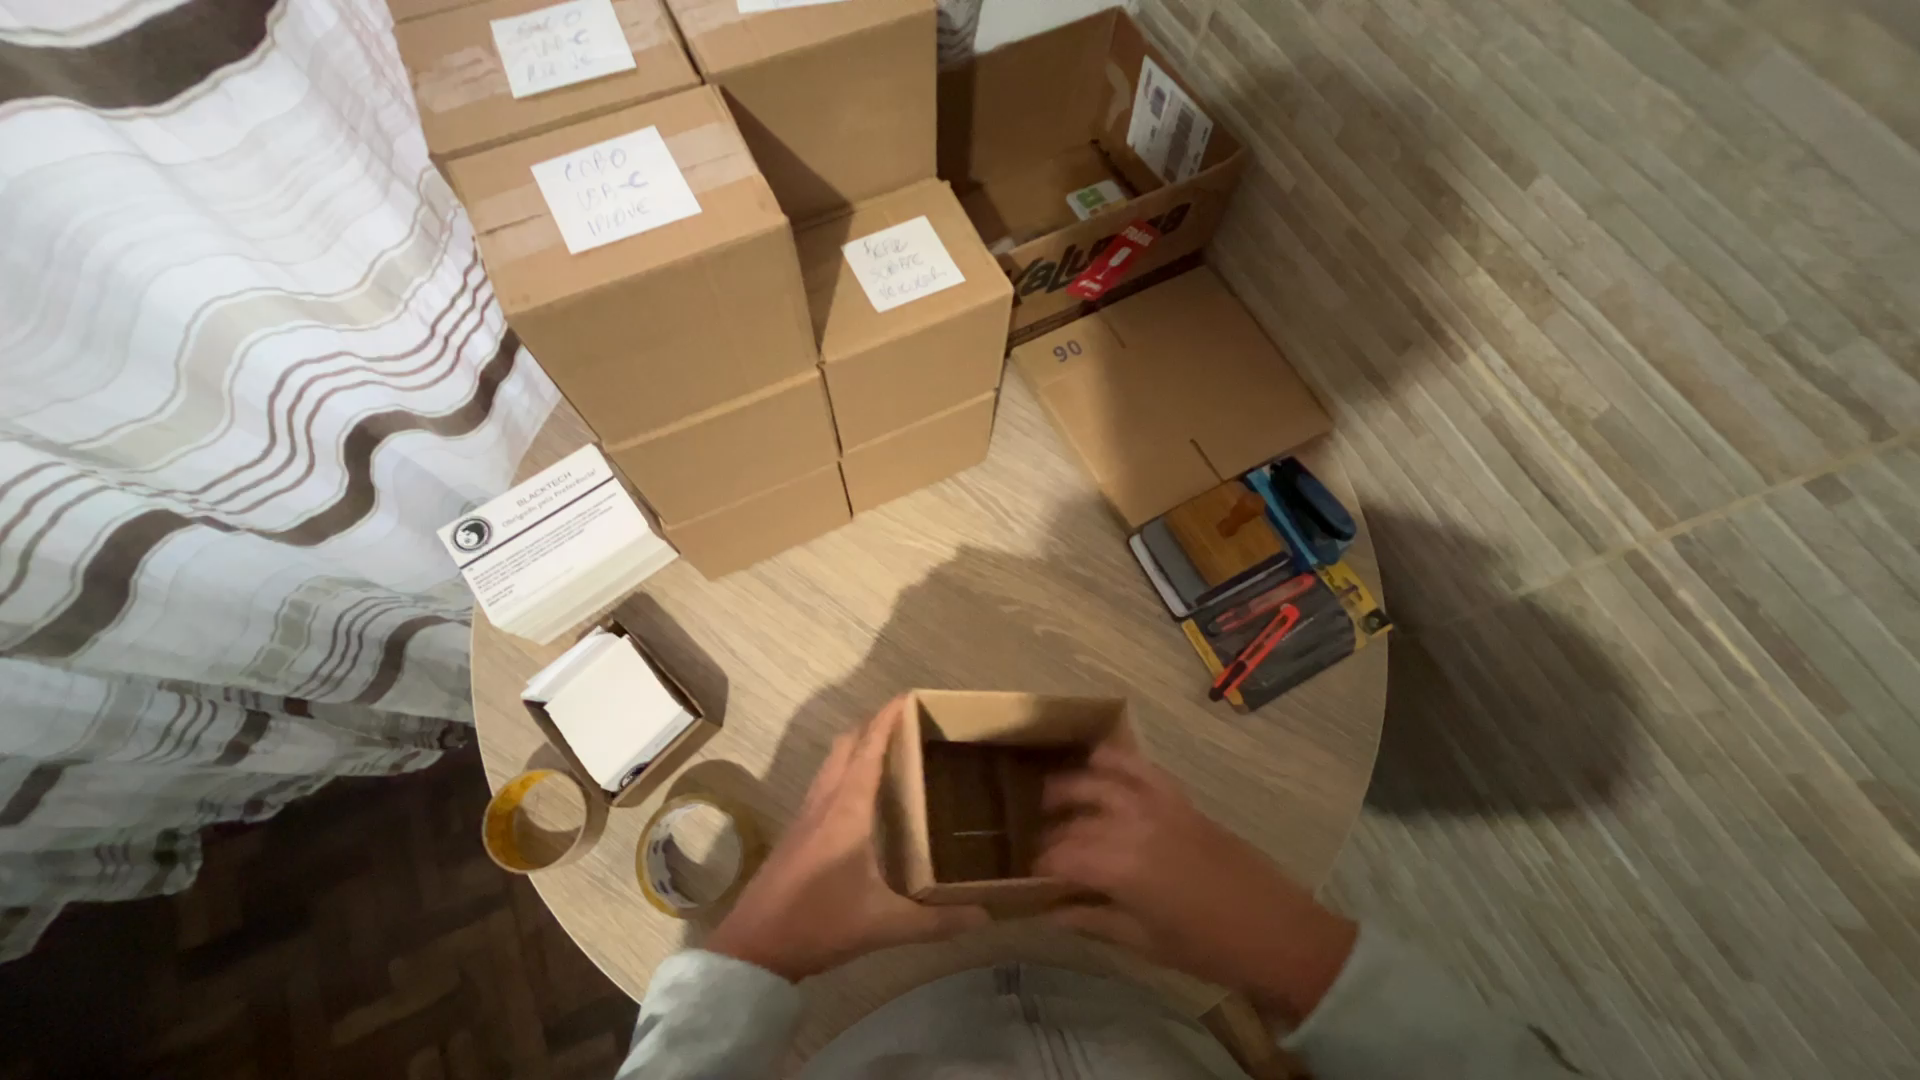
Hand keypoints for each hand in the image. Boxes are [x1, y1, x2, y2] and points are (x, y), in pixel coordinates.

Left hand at [706, 697, 989, 980]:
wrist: (754, 947)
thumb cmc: (819, 923)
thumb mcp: (885, 925)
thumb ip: (937, 921)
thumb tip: (984, 915)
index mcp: (848, 809)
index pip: (870, 747)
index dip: (888, 718)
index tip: (910, 696)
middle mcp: (825, 801)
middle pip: (847, 745)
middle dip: (874, 725)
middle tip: (909, 725)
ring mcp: (806, 815)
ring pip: (832, 762)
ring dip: (857, 747)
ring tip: (891, 752)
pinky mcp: (797, 831)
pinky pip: (825, 783)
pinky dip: (845, 770)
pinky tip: (862, 796)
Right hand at [1036, 740, 1358, 1022]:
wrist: (1277, 932)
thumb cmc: (1208, 948)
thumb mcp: (1144, 943)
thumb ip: (1093, 919)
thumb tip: (1050, 912)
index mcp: (1121, 869)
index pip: (1062, 856)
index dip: (1041, 866)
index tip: (1031, 878)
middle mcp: (1133, 827)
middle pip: (1076, 819)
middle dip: (1052, 833)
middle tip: (1041, 847)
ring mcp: (1158, 806)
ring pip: (1100, 781)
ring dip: (1071, 786)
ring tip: (1052, 798)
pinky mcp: (1179, 798)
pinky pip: (1139, 767)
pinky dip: (1114, 759)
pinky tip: (1097, 762)